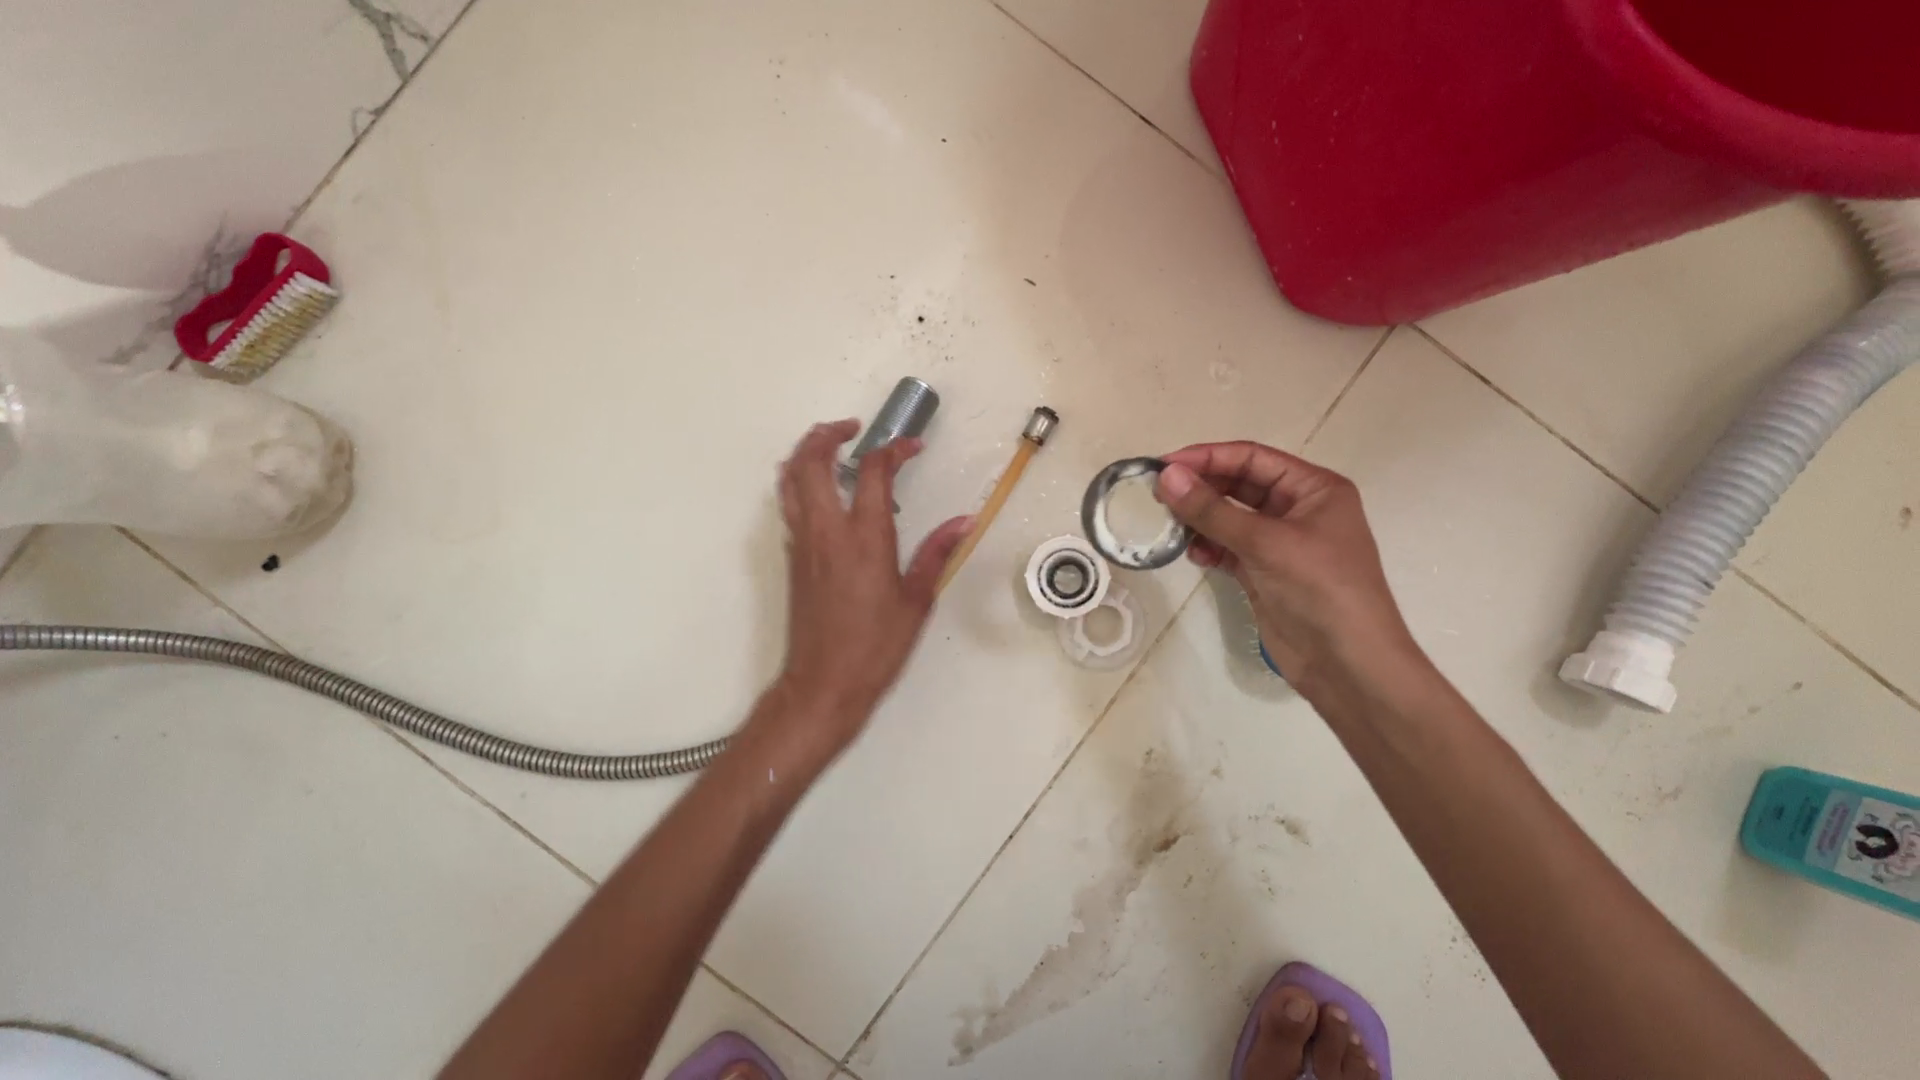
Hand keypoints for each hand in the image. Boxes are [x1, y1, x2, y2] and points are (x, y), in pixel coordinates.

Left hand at [763, 419, 970, 759]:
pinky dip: (799, 480)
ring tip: (829, 447)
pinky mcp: (792, 558)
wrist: (822, 683)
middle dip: (829, 433)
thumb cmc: (875, 646)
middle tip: (854, 429)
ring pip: (789, 478)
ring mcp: (802, 542)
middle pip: (811, 460)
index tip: (911, 448)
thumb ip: (938, 553)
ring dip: (806, 452)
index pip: (871, 471)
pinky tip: (820, 490)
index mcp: (864, 537)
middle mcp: (826, 530)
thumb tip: (966, 520)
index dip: (893, 449)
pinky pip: (788, 502)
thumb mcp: (916, 601)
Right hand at [1154, 442, 1420, 695]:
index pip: (1253, 458)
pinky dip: (1209, 548)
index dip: (1208, 457)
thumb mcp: (1267, 543)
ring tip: (1171, 527)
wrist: (1348, 664)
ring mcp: (1282, 544)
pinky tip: (1194, 555)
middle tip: (1157, 495)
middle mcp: (1299, 510)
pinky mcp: (1266, 574)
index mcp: (1314, 489)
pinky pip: (1229, 549)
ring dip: (1201, 520)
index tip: (1163, 466)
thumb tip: (1167, 476)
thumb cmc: (1320, 590)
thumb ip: (1213, 510)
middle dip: (1201, 489)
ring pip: (1231, 518)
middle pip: (1239, 486)